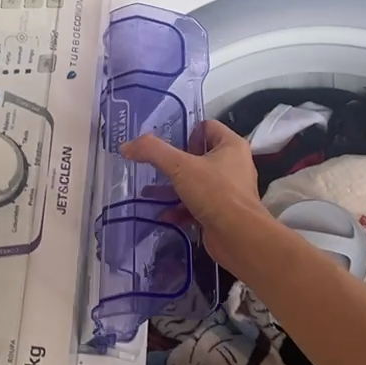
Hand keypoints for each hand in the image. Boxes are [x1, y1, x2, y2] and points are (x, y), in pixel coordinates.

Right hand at [120, 119, 269, 237]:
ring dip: (172, 188)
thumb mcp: (180, 166)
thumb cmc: (214, 193)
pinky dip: (180, 209)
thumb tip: (126, 146)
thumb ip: (152, 151)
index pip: (206, 127)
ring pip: (195, 183)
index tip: (165, 145)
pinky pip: (197, 205)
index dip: (185, 132)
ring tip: (148, 193)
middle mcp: (233, 165)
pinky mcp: (222, 212)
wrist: (238, 237)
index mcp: (230, 146)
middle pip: (198, 156)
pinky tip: (163, 215)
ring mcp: (229, 190)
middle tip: (152, 168)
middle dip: (173, 163)